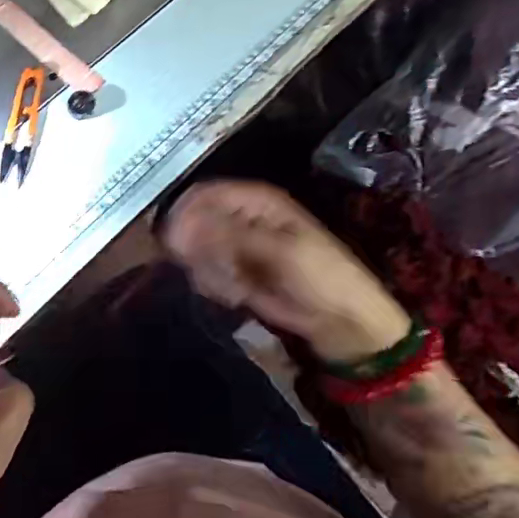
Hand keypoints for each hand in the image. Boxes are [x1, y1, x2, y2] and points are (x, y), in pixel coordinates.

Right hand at [161, 180, 411, 362]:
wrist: (343, 322)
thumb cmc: (320, 276)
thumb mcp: (278, 250)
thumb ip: (228, 235)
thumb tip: (179, 225)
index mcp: (256, 201)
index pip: (205, 194)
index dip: (186, 213)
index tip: (175, 243)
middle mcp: (242, 218)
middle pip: (197, 223)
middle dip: (200, 250)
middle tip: (220, 273)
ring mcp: (237, 247)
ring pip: (198, 252)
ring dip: (211, 272)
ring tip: (237, 288)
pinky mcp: (236, 275)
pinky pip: (209, 275)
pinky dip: (218, 287)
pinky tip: (239, 297)